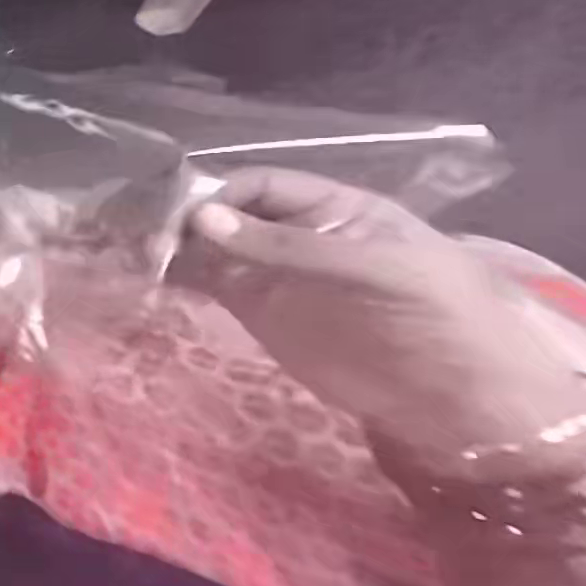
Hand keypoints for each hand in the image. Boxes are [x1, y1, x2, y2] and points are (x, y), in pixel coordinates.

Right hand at [178, 168, 585, 469]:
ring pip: (201, 242)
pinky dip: (169, 275)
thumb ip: (286, 245)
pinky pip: (197, 278)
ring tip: (138, 257)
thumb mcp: (374, 269)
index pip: (257, 184)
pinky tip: (145, 277)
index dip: (218, 193)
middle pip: (220, 209)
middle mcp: (288, 230)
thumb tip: (200, 218)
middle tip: (148, 238)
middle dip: (181, 219)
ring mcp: (262, 266)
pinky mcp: (243, 300)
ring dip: (167, 246)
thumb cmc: (431, 317)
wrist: (447, 401)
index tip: (182, 216)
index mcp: (330, 208)